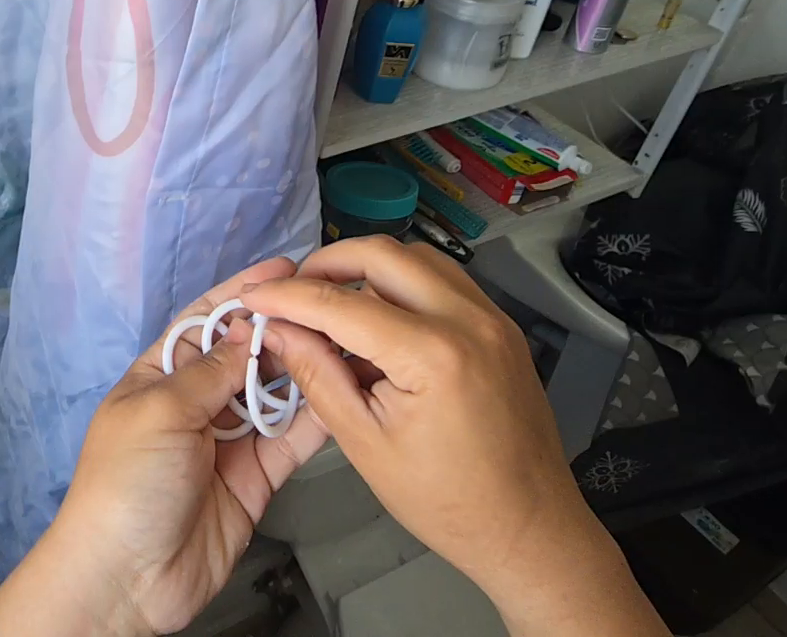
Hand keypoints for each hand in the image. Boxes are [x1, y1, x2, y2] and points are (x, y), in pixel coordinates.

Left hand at [0, 256, 330, 636]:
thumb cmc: (126, 480)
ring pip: (273, 393)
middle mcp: (197, 400)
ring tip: (342, 340)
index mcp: (162, 373)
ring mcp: (228, 439)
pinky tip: (341, 393)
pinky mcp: (255, 477)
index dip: (242, 294)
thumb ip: (210, 373)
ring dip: (303, 369)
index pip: (206, 321)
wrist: (128, 578)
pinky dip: (314, 419)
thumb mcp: (160, 411)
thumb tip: (246, 331)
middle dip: (280, 329)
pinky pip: (289, 441)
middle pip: (246, 355)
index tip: (282, 268)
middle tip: (326, 306)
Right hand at [241, 237, 666, 636]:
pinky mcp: (499, 325)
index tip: (252, 297)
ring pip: (414, 256)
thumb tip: (275, 328)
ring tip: (331, 301)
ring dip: (365, 266)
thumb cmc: (445, 500)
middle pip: (380, 254)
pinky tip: (378, 316)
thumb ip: (315, 374)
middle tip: (290, 291)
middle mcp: (467, 319)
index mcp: (432, 355)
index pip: (340, 304)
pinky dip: (400, 280)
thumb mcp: (364, 443)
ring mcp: (491, 317)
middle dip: (325, 263)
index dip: (286, 297)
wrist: (534, 533)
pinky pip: (441, 277)